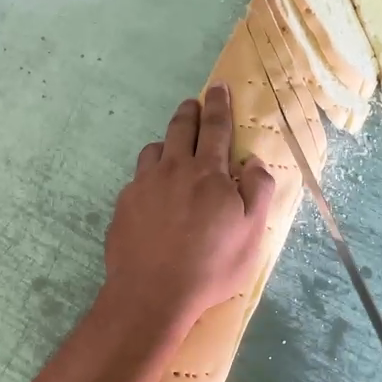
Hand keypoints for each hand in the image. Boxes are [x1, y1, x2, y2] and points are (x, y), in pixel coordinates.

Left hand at [100, 85, 275, 334]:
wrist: (151, 294)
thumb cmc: (210, 267)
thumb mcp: (251, 235)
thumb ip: (257, 192)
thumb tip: (254, 162)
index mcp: (209, 173)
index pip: (216, 128)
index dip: (219, 105)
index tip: (218, 87)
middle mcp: (174, 170)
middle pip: (181, 128)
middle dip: (190, 112)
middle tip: (194, 103)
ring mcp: (144, 185)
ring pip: (154, 149)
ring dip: (167, 142)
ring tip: (172, 148)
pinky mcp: (124, 204)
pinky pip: (138, 178)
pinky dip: (149, 174)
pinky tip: (153, 192)